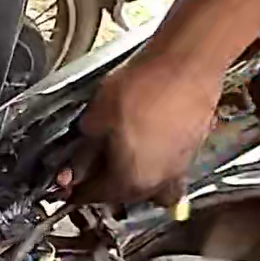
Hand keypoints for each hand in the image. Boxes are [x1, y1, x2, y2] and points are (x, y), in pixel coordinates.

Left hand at [73, 48, 224, 204]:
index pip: (98, 195)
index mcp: (133, 178)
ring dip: (127, 180)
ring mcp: (182, 165)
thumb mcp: (95, 123)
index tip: (65, 190)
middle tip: (84, 176)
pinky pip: (167, 170)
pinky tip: (136, 151)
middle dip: (102, 188)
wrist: (185, 65)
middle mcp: (161, 180)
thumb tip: (71, 172)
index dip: (77, 193)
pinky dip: (148, 167)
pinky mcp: (193, 148)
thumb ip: (83, 154)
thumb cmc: (140, 89)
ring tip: (109, 165)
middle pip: (125, 195)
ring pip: (150, 186)